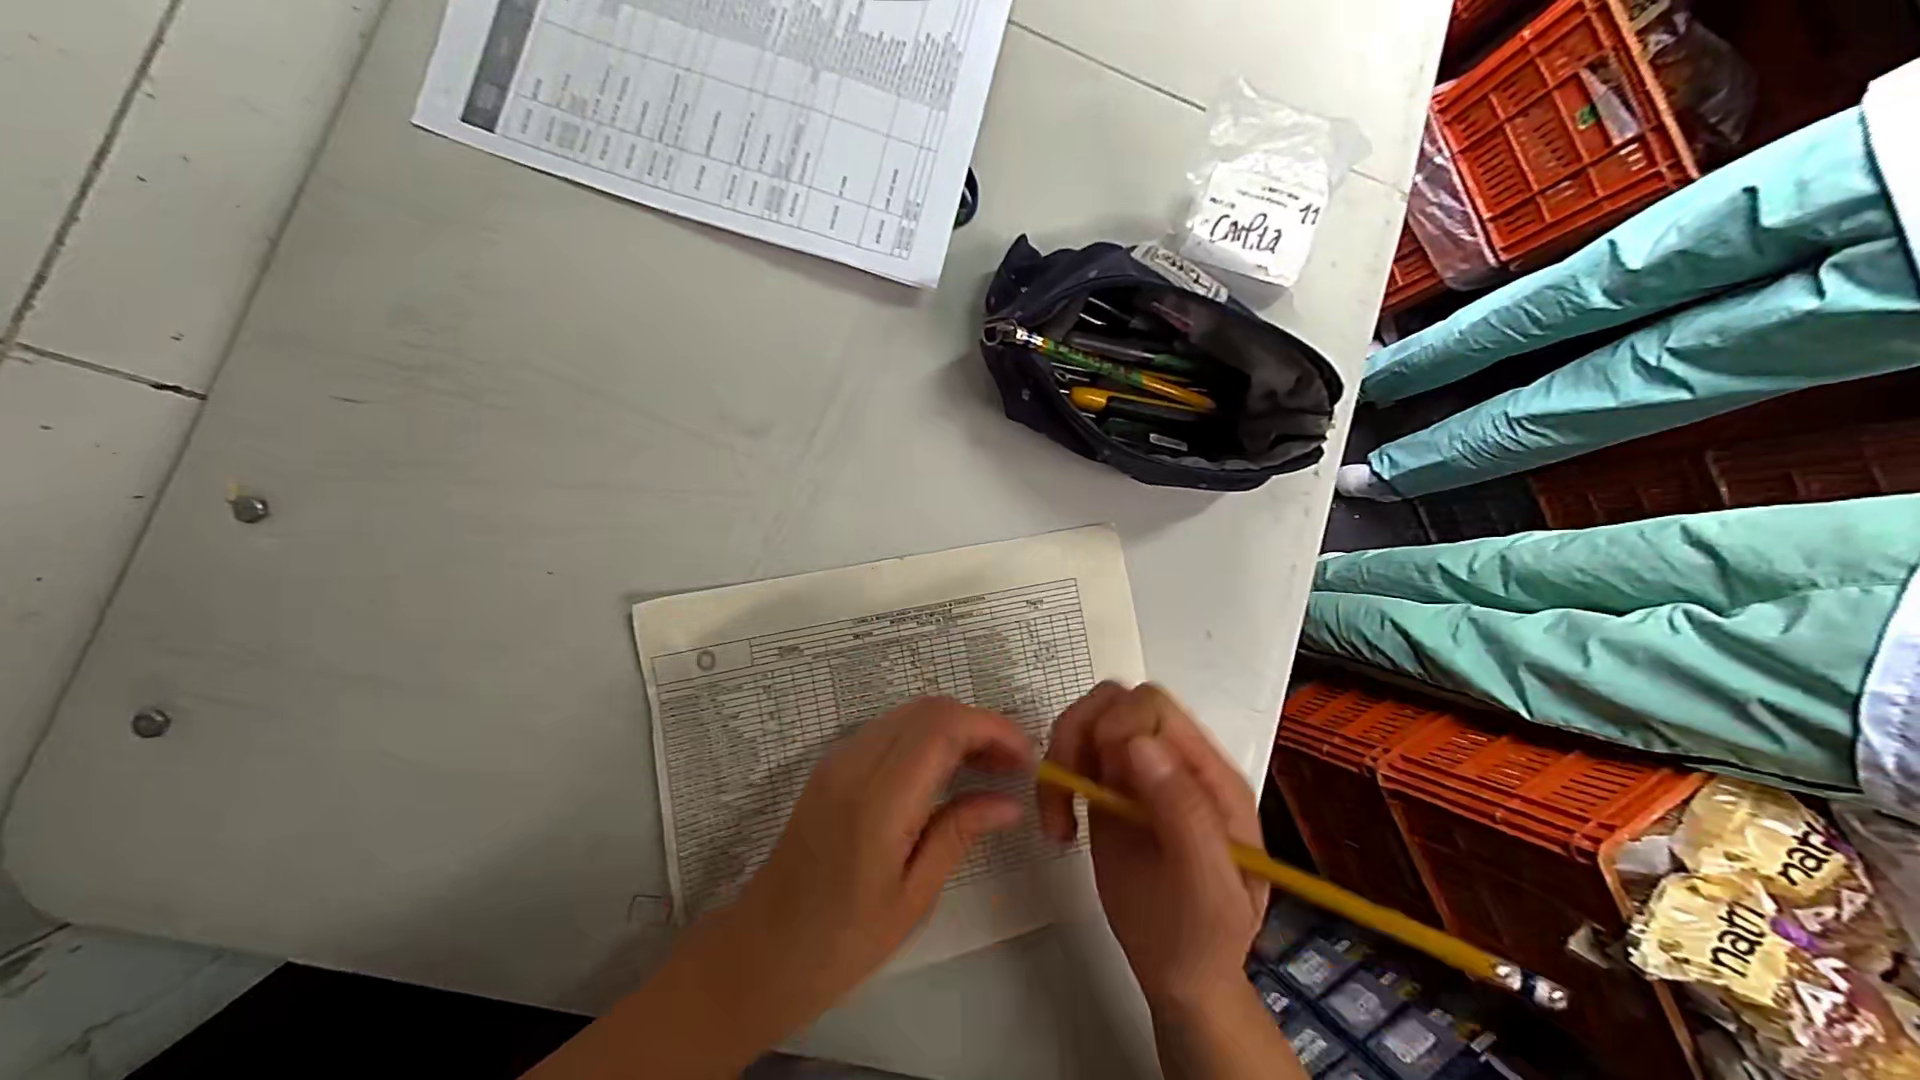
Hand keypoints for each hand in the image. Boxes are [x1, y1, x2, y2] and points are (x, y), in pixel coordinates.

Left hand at [529, 698, 1033, 1079]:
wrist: (760, 951)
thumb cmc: (841, 939)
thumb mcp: (912, 896)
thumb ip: (959, 833)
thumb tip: (1010, 800)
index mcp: (877, 798)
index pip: (942, 726)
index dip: (991, 728)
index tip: (1025, 756)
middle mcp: (854, 762)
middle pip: (928, 708)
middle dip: (977, 723)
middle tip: (1012, 764)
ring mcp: (838, 759)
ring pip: (909, 713)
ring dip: (953, 727)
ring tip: (988, 768)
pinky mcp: (832, 766)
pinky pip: (890, 729)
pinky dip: (927, 736)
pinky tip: (947, 772)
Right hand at [1038, 682, 1267, 1009]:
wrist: (1181, 973)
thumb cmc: (1202, 936)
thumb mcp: (1208, 886)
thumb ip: (1184, 811)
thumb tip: (1139, 743)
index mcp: (1207, 773)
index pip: (1155, 708)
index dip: (1116, 727)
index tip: (1101, 782)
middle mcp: (1172, 760)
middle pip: (1114, 702)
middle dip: (1079, 735)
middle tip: (1072, 793)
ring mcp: (1138, 772)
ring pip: (1087, 720)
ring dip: (1060, 757)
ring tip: (1058, 817)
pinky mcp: (1108, 789)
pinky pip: (1072, 755)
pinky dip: (1053, 779)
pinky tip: (1059, 824)